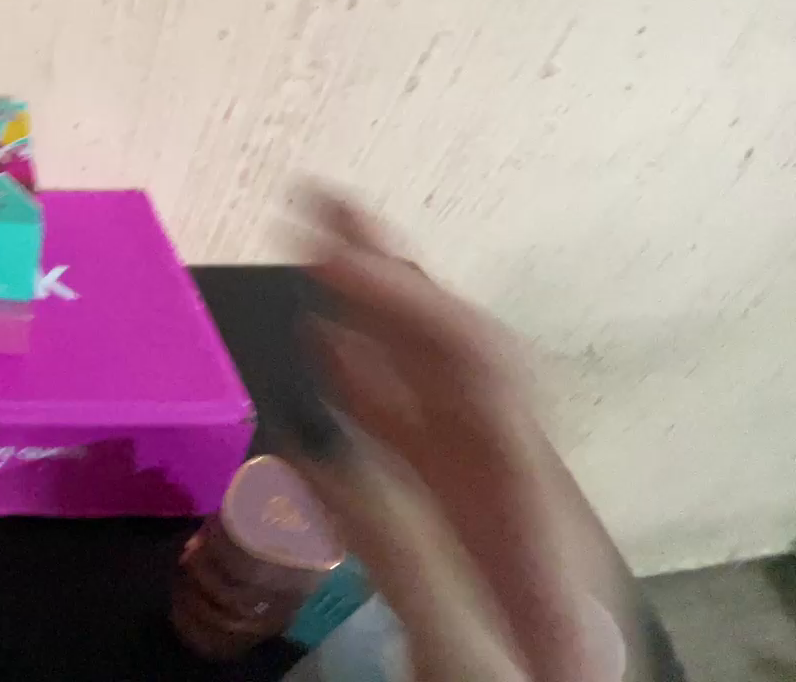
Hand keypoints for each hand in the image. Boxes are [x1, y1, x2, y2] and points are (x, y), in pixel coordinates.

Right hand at [296, 190, 625, 681]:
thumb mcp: (468, 655)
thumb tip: (324, 450)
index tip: (326, 259)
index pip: (476, 372)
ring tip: (316, 242)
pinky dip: (359, 364)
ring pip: (421, 370)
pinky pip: (396, 417)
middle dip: (387, 269)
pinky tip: (327, 339)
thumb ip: (407, 553)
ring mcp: (468, 487)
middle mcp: (504, 478)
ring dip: (369, 298)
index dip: (401, 303)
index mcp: (526, 508)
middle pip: (454, 347)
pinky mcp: (433, 502)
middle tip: (320, 205)